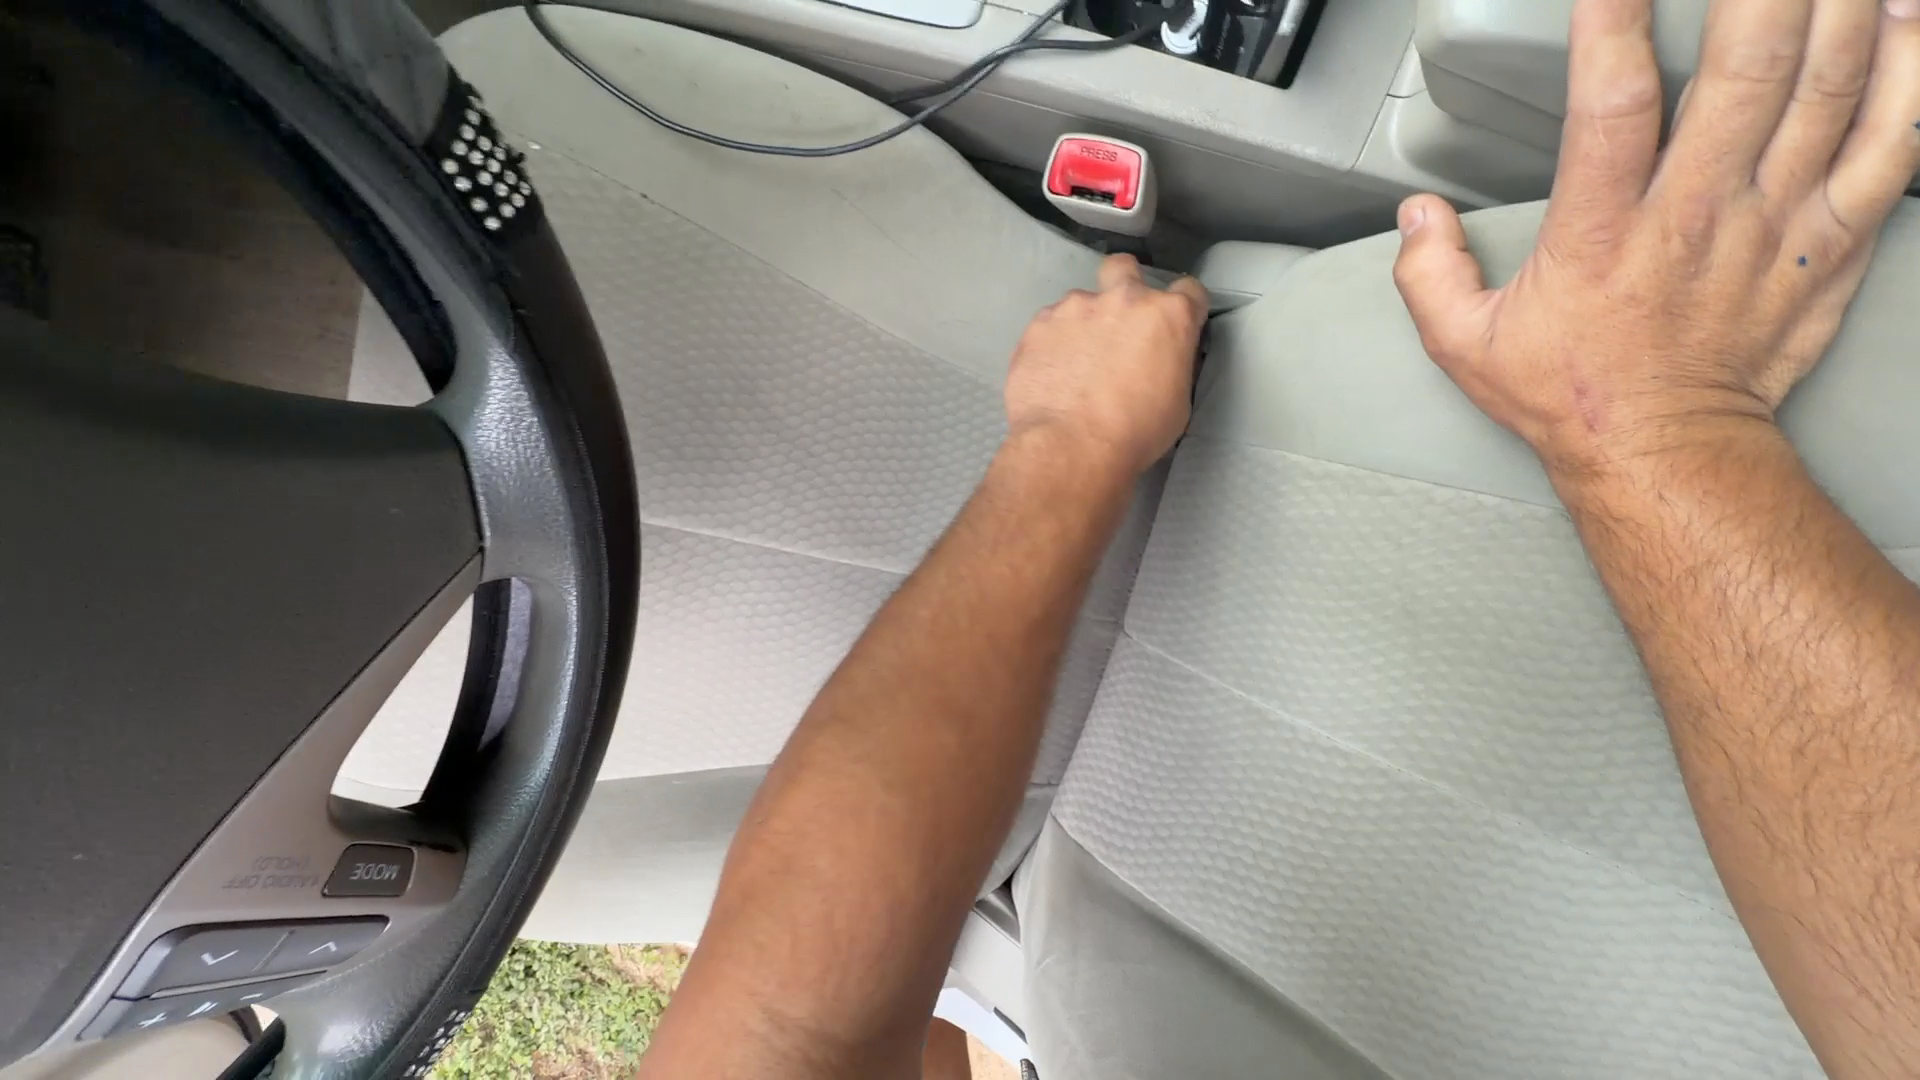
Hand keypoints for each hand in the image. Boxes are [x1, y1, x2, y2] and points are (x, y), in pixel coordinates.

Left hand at [1004, 254, 1208, 477]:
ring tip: (1073, 365)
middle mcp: (1123, 299)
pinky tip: (1050, 374)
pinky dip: (1052, 344)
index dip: (1182, 309)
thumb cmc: (1134, 433)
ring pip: (1080, 303)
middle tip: (1115, 323)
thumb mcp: (1177, 402)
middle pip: (1124, 269)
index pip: (1188, 291)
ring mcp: (1076, 307)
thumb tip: (1159, 362)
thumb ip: (1170, 365)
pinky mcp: (1039, 325)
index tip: (1171, 328)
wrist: (1071, 446)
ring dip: (1081, 324)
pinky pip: (1048, 325)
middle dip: (1122, 285)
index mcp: (1168, 316)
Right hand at [1393, 0, 1919, 478]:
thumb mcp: (1461, 345)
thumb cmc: (1565, 392)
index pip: (1609, 110)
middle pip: (1744, 69)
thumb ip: (1428, 275)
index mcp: (1597, 240)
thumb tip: (1417, 215)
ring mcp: (1773, 223)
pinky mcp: (1829, 238)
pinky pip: (1897, 133)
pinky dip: (1912, 63)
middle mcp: (1693, 218)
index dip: (1611, 28)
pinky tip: (1899, 14)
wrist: (1657, 446)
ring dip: (1829, 3)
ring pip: (1827, 82)